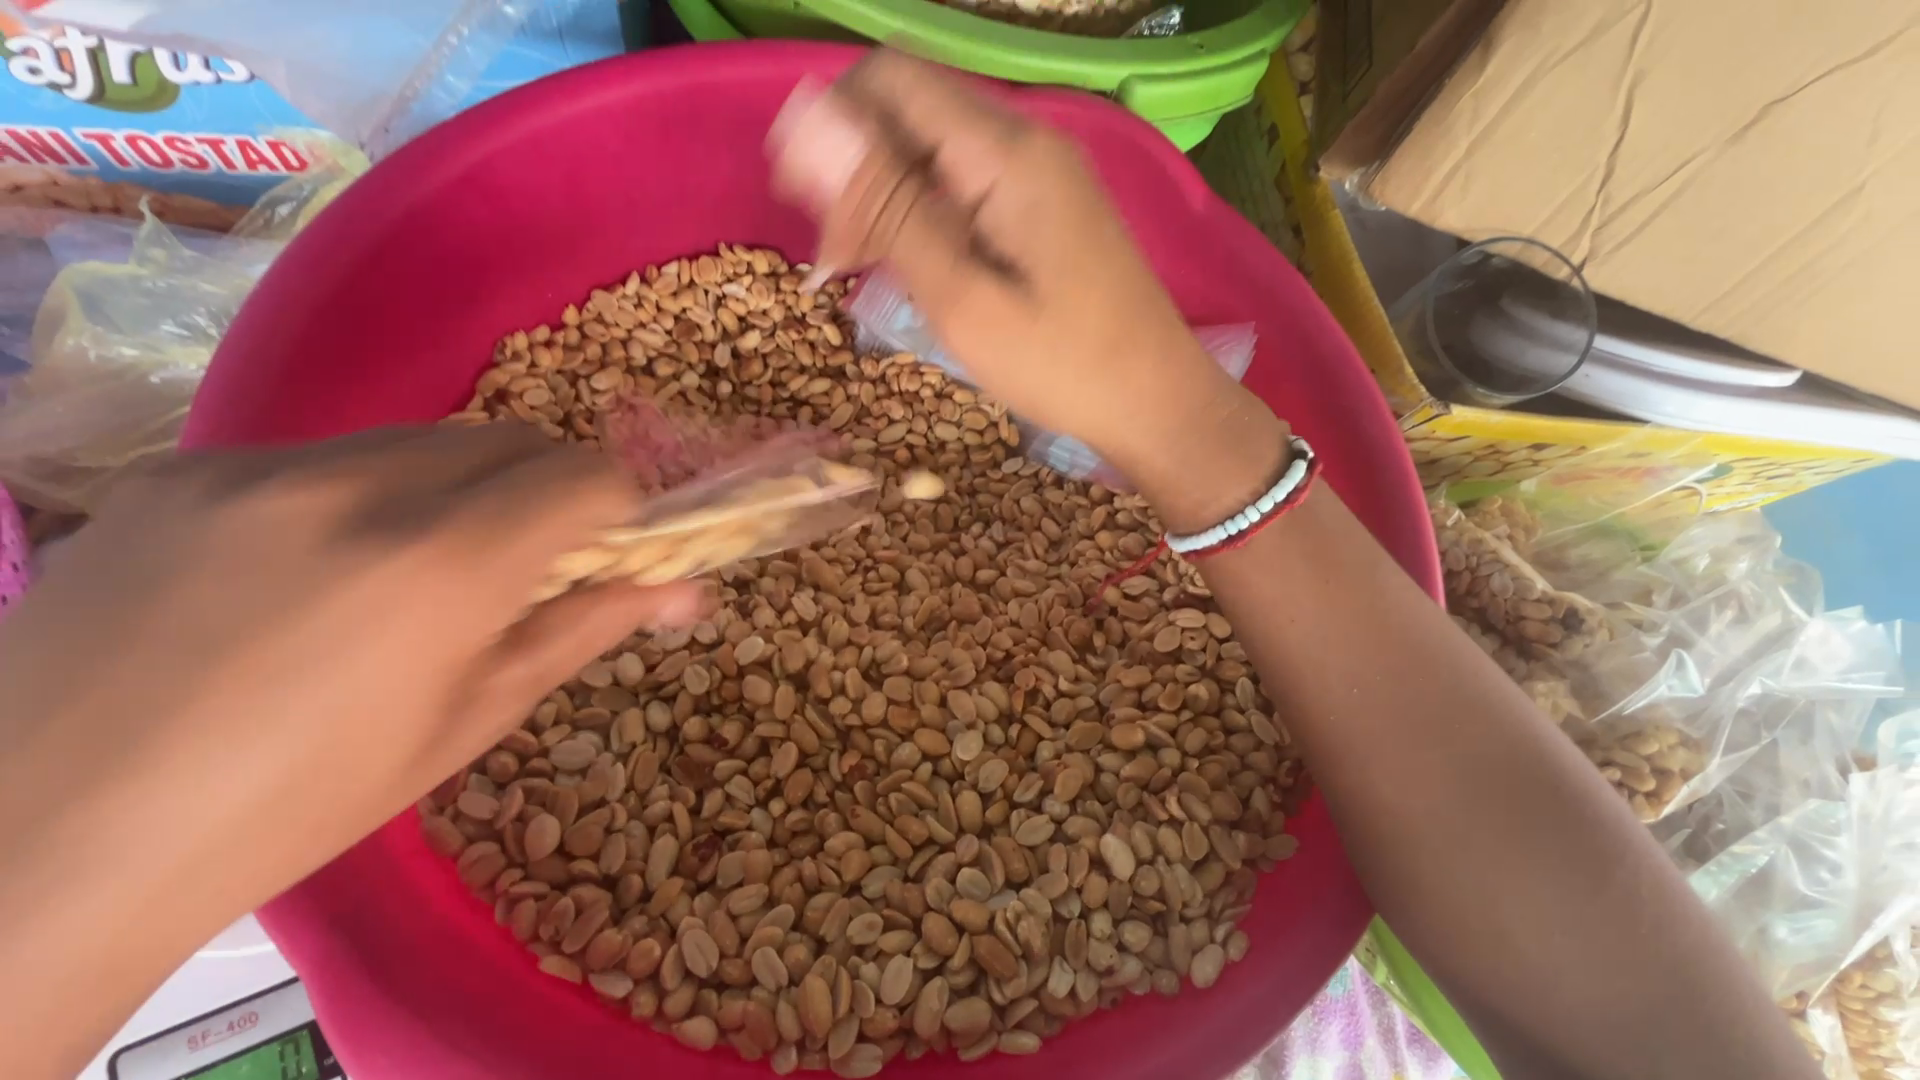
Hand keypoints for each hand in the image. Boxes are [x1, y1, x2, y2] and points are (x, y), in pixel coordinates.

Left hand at [0, 425, 706, 925]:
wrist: (35, 840)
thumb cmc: (295, 806)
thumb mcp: (465, 724)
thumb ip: (582, 631)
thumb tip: (687, 590)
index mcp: (439, 567)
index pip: (584, 475)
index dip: (620, 507)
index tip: (611, 550)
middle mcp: (357, 488)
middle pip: (511, 439)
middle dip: (548, 489)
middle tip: (528, 565)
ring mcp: (258, 468)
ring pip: (422, 441)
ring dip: (460, 486)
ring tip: (414, 571)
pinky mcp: (183, 468)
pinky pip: (325, 457)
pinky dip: (364, 496)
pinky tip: (308, 571)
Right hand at [766, 52, 1254, 483]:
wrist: (1156, 402)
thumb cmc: (1061, 365)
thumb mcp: (962, 295)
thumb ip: (886, 208)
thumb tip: (807, 124)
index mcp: (1006, 152)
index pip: (890, 80)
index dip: (832, 127)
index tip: (810, 211)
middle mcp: (1026, 139)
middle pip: (911, 112)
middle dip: (857, 171)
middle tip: (839, 262)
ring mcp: (1042, 172)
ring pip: (935, 151)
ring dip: (888, 198)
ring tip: (869, 272)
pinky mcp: (1048, 205)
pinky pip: (967, 183)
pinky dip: (927, 214)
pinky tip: (917, 266)